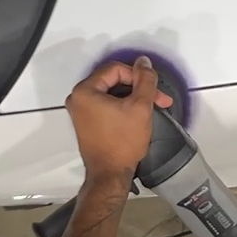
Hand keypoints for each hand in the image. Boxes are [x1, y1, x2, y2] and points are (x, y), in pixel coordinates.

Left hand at [65, 56, 174, 186]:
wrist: (110, 174)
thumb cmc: (123, 142)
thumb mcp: (140, 106)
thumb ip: (145, 80)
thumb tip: (144, 62)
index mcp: (85, 90)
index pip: (116, 69)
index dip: (138, 76)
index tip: (155, 91)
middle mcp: (77, 98)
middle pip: (113, 80)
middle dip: (138, 88)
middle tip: (158, 99)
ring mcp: (80, 111)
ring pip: (111, 93)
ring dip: (133, 97)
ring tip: (152, 108)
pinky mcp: (86, 122)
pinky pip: (106, 105)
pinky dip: (122, 106)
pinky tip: (138, 115)